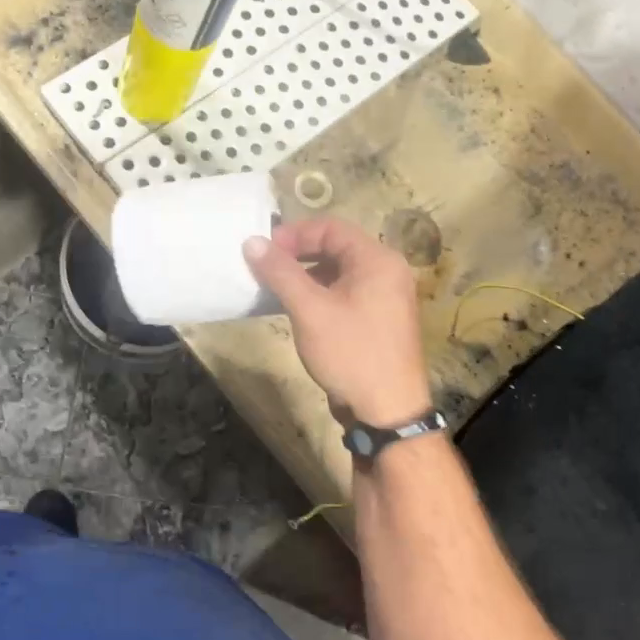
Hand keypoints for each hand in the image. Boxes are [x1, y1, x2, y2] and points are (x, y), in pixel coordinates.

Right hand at [243, 217, 430, 426]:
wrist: (387, 411)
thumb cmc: (351, 352)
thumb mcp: (310, 310)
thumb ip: (280, 272)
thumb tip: (252, 241)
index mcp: (378, 260)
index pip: (331, 228)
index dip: (294, 234)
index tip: (264, 250)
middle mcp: (386, 272)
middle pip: (336, 247)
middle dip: (297, 254)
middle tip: (266, 268)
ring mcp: (385, 297)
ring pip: (338, 272)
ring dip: (305, 275)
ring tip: (275, 289)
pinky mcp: (377, 320)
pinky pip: (344, 293)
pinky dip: (319, 294)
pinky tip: (295, 310)